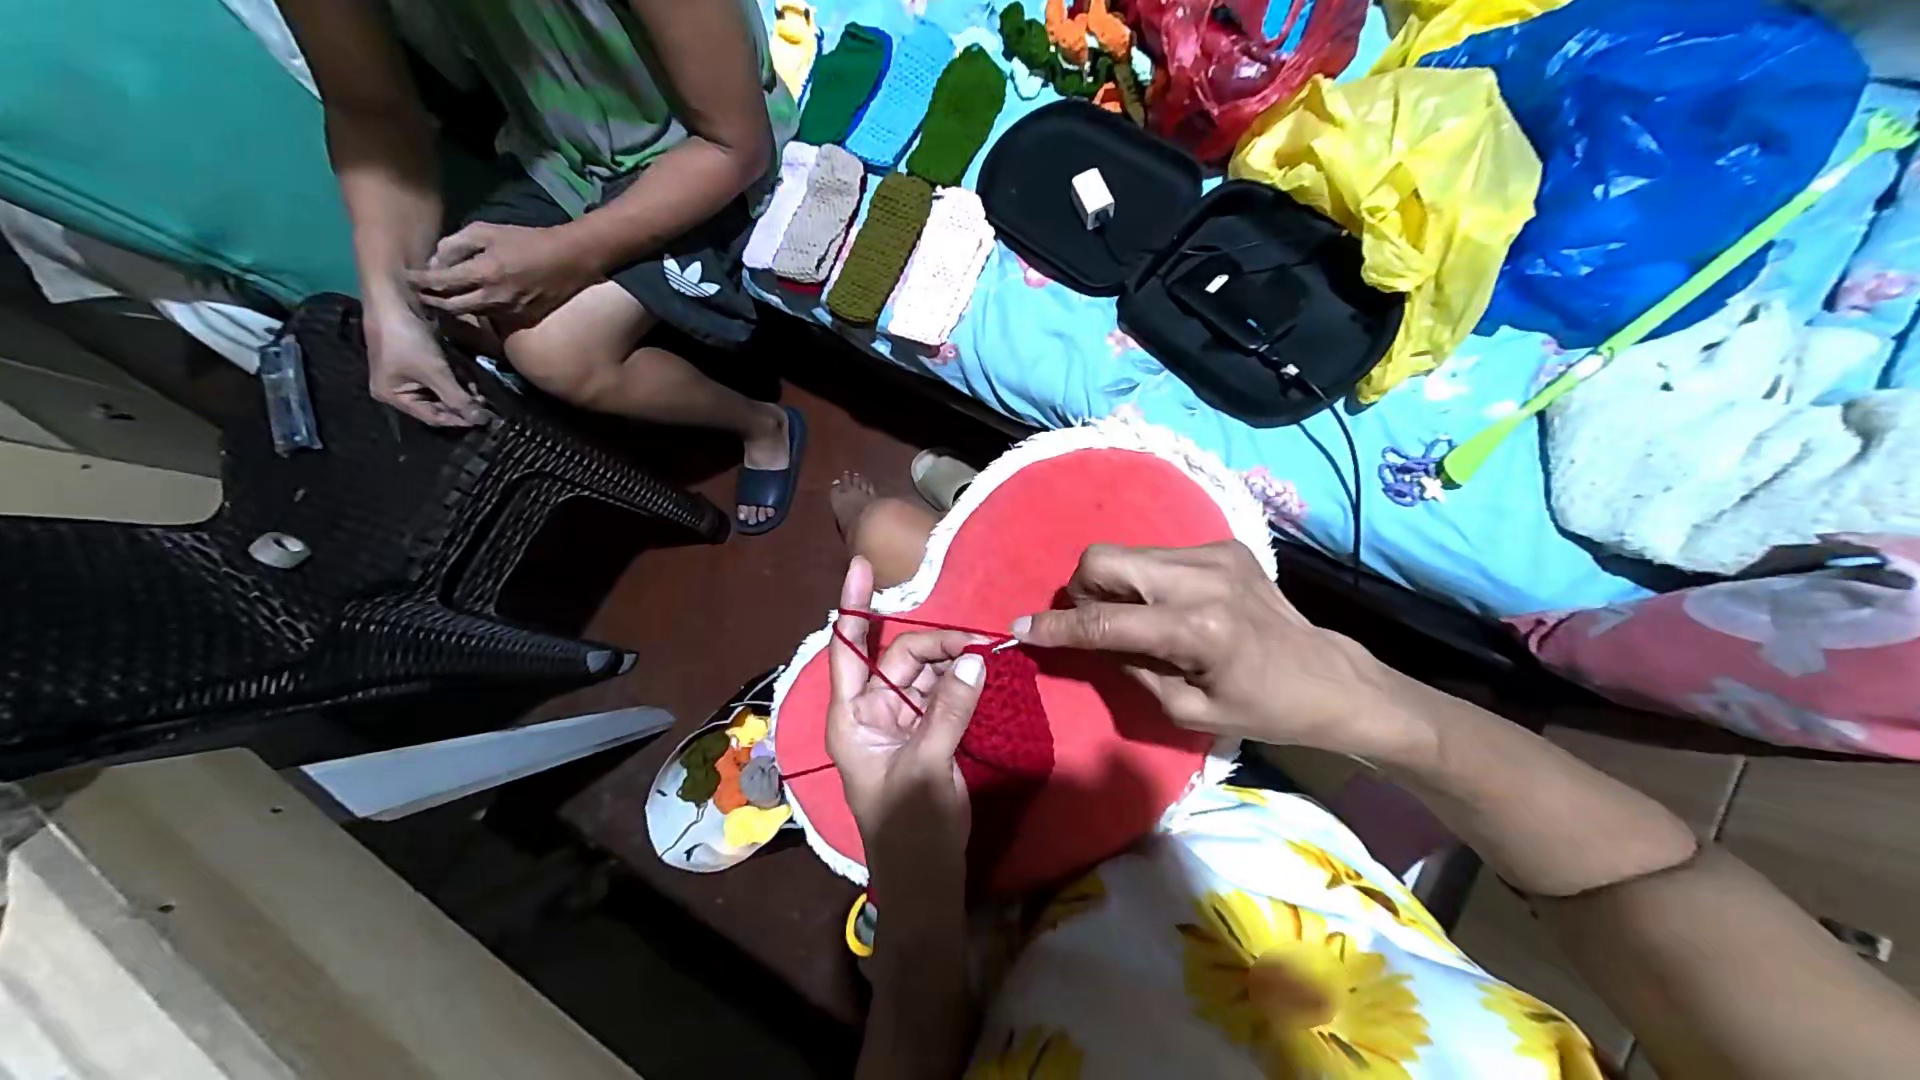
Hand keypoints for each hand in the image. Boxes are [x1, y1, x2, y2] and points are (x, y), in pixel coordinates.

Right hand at [365, 313, 490, 427]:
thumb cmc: (408, 340)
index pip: (434, 418)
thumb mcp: (435, 372)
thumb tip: (481, 420)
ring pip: (444, 394)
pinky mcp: (420, 363)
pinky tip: (472, 380)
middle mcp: (398, 390)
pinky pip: (443, 380)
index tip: (486, 419)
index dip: (461, 420)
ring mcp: (409, 376)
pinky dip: (458, 381)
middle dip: (463, 405)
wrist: (395, 301)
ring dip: (464, 393)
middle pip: (439, 407)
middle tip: (487, 404)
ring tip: (481, 393)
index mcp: (392, 396)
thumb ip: (458, 398)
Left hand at [409, 222, 598, 323]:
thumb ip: (456, 244)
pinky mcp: (524, 319)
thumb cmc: (528, 240)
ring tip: (441, 302)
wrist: (571, 260)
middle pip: (452, 308)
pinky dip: (479, 312)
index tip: (406, 278)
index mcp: (482, 273)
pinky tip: (474, 305)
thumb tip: (437, 261)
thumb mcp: (487, 231)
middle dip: (431, 302)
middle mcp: (494, 298)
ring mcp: (510, 312)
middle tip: (419, 296)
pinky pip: (494, 319)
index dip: (419, 282)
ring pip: (472, 315)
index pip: (439, 283)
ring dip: (454, 310)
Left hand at [826, 556, 986, 896]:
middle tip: (978, 642)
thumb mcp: (928, 767)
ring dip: (952, 661)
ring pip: (924, 673)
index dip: (852, 605)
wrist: (925, 878)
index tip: (861, 564)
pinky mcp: (925, 732)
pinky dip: (960, 681)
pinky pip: (941, 694)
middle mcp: (873, 711)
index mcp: (854, 716)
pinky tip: (981, 670)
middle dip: (935, 643)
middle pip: (900, 658)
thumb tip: (975, 658)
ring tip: (986, 654)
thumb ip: (949, 709)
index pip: (847, 649)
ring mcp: (900, 721)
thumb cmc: (909, 828)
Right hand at [1013, 543, 1425, 762]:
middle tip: (1096, 621)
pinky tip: (1171, 604)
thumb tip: (1091, 638)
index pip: (1104, 622)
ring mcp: (1214, 553)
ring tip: (1137, 615)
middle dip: (1083, 590)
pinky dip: (1145, 579)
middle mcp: (1201, 579)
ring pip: (1126, 553)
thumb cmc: (1260, 708)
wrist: (1328, 676)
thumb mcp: (1186, 710)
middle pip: (1104, 559)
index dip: (1057, 628)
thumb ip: (1130, 668)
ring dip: (1114, 583)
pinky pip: (1156, 554)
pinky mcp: (1224, 544)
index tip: (1021, 629)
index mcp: (1196, 631)